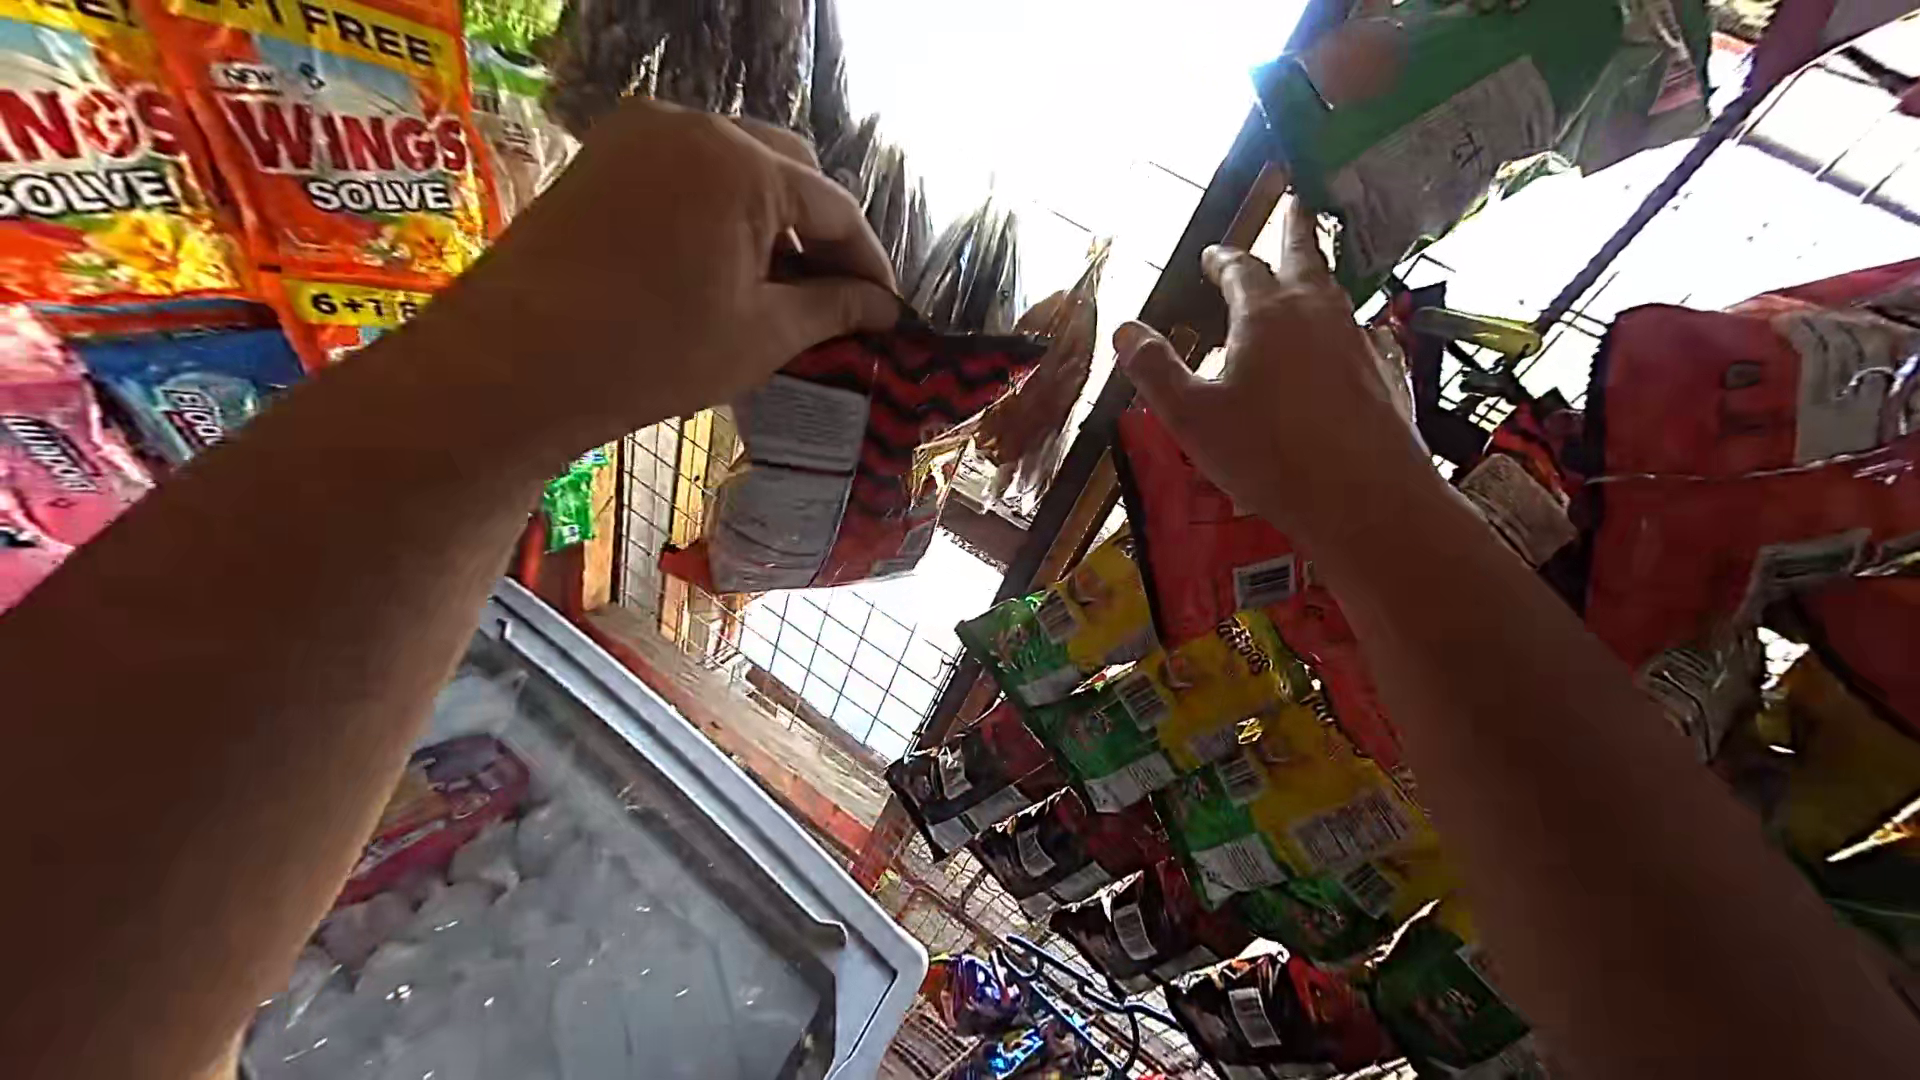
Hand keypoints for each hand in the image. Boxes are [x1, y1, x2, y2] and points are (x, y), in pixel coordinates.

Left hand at [419, 99, 898, 457]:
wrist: (518, 364)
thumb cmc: (656, 353)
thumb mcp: (764, 335)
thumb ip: (834, 309)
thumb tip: (884, 308)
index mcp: (742, 165)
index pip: (836, 208)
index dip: (870, 263)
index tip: (888, 309)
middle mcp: (693, 126)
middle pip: (792, 173)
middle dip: (824, 237)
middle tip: (837, 299)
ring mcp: (640, 136)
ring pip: (741, 170)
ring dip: (777, 224)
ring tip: (787, 289)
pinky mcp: (606, 158)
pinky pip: (692, 176)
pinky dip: (727, 216)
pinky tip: (731, 268)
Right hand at [1116, 199, 1436, 549]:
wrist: (1361, 496)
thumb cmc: (1266, 454)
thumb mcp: (1190, 416)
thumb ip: (1155, 370)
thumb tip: (1124, 329)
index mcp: (1265, 317)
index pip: (1240, 271)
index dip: (1222, 259)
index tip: (1211, 253)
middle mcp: (1316, 314)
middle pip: (1305, 255)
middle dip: (1293, 228)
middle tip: (1295, 200)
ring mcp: (1356, 341)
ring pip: (1334, 292)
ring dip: (1318, 274)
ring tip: (1311, 269)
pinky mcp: (1382, 372)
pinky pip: (1359, 332)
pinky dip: (1344, 323)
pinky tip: (1349, 338)